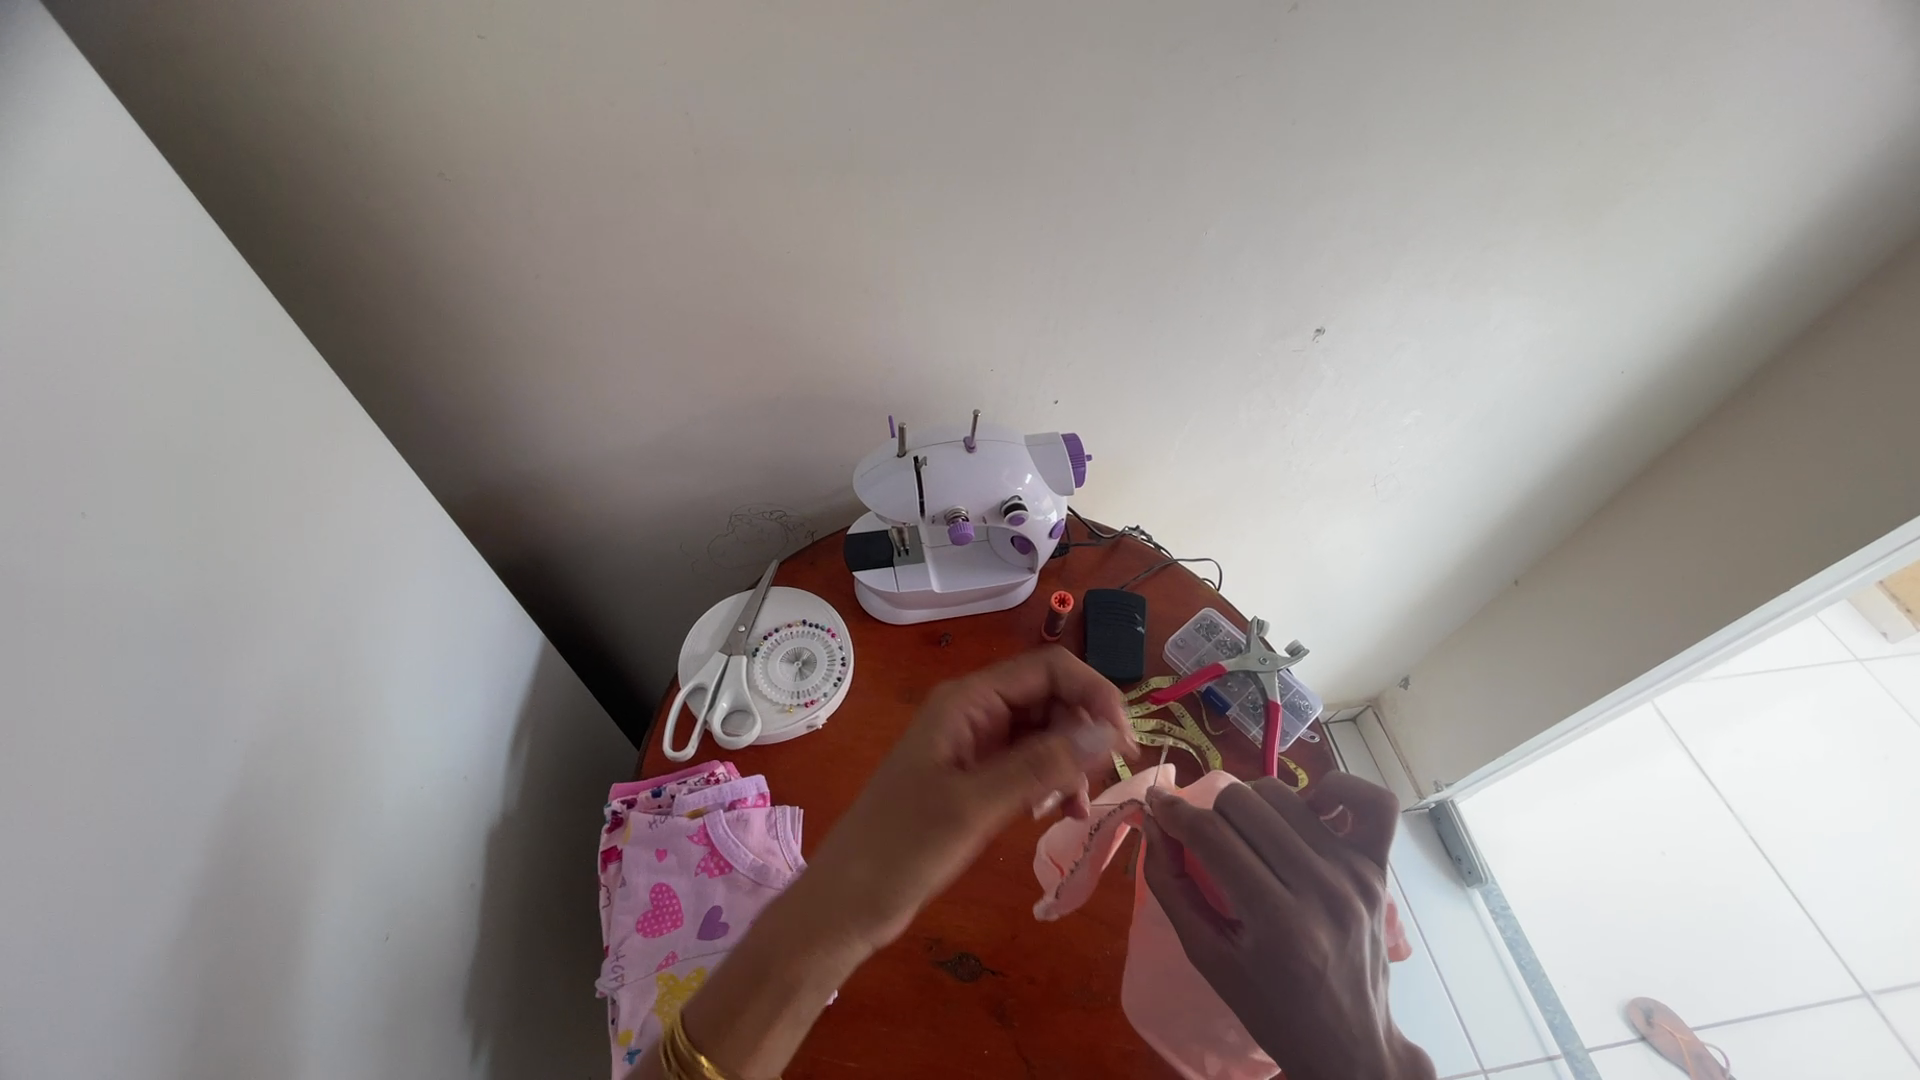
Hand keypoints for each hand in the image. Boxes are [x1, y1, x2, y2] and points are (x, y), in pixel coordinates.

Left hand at [799, 646, 1134, 951]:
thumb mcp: (976, 805)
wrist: (849, 901)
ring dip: (1072, 759)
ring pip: (1044, 731)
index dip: (1092, 692)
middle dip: (1084, 729)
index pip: (1047, 668)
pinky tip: (1060, 812)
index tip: (1123, 741)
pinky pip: (1029, 763)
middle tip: (1106, 779)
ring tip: (1079, 805)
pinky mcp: (977, 777)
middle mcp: (974, 711)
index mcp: (967, 699)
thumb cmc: (902, 846)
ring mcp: (975, 744)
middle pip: (1049, 697)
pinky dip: (1052, 780)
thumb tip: (1108, 731)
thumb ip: (1043, 763)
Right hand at [1142, 773, 1435, 1079]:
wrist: (1349, 1047)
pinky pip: (1369, 800)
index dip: (1172, 810)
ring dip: (1252, 804)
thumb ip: (1170, 883)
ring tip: (1247, 834)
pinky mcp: (1379, 868)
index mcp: (1276, 921)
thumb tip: (1152, 819)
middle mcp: (1321, 889)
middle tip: (1204, 836)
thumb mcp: (1204, 954)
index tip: (1156, 804)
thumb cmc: (1268, 1007)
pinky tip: (1307, 807)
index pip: (1210, 833)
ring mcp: (1355, 875)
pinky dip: (1334, 788)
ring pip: (1284, 794)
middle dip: (1209, 811)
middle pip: (1243, 803)